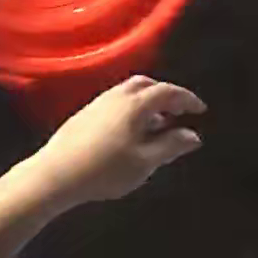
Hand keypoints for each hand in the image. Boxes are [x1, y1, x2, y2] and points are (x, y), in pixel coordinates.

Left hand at [24, 76, 204, 205]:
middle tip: (178, 112)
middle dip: (164, 94)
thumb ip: (171, 145)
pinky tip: (132, 131)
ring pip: (127, 92)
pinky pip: (114, 101)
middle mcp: (113, 97)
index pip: (165, 90)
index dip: (186, 97)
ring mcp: (96, 103)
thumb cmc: (105, 170)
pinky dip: (130, 108)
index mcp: (133, 104)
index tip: (200, 109)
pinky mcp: (84, 113)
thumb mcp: (145, 162)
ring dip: (146, 102)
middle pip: (144, 84)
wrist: (58, 172)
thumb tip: (192, 135)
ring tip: (159, 126)